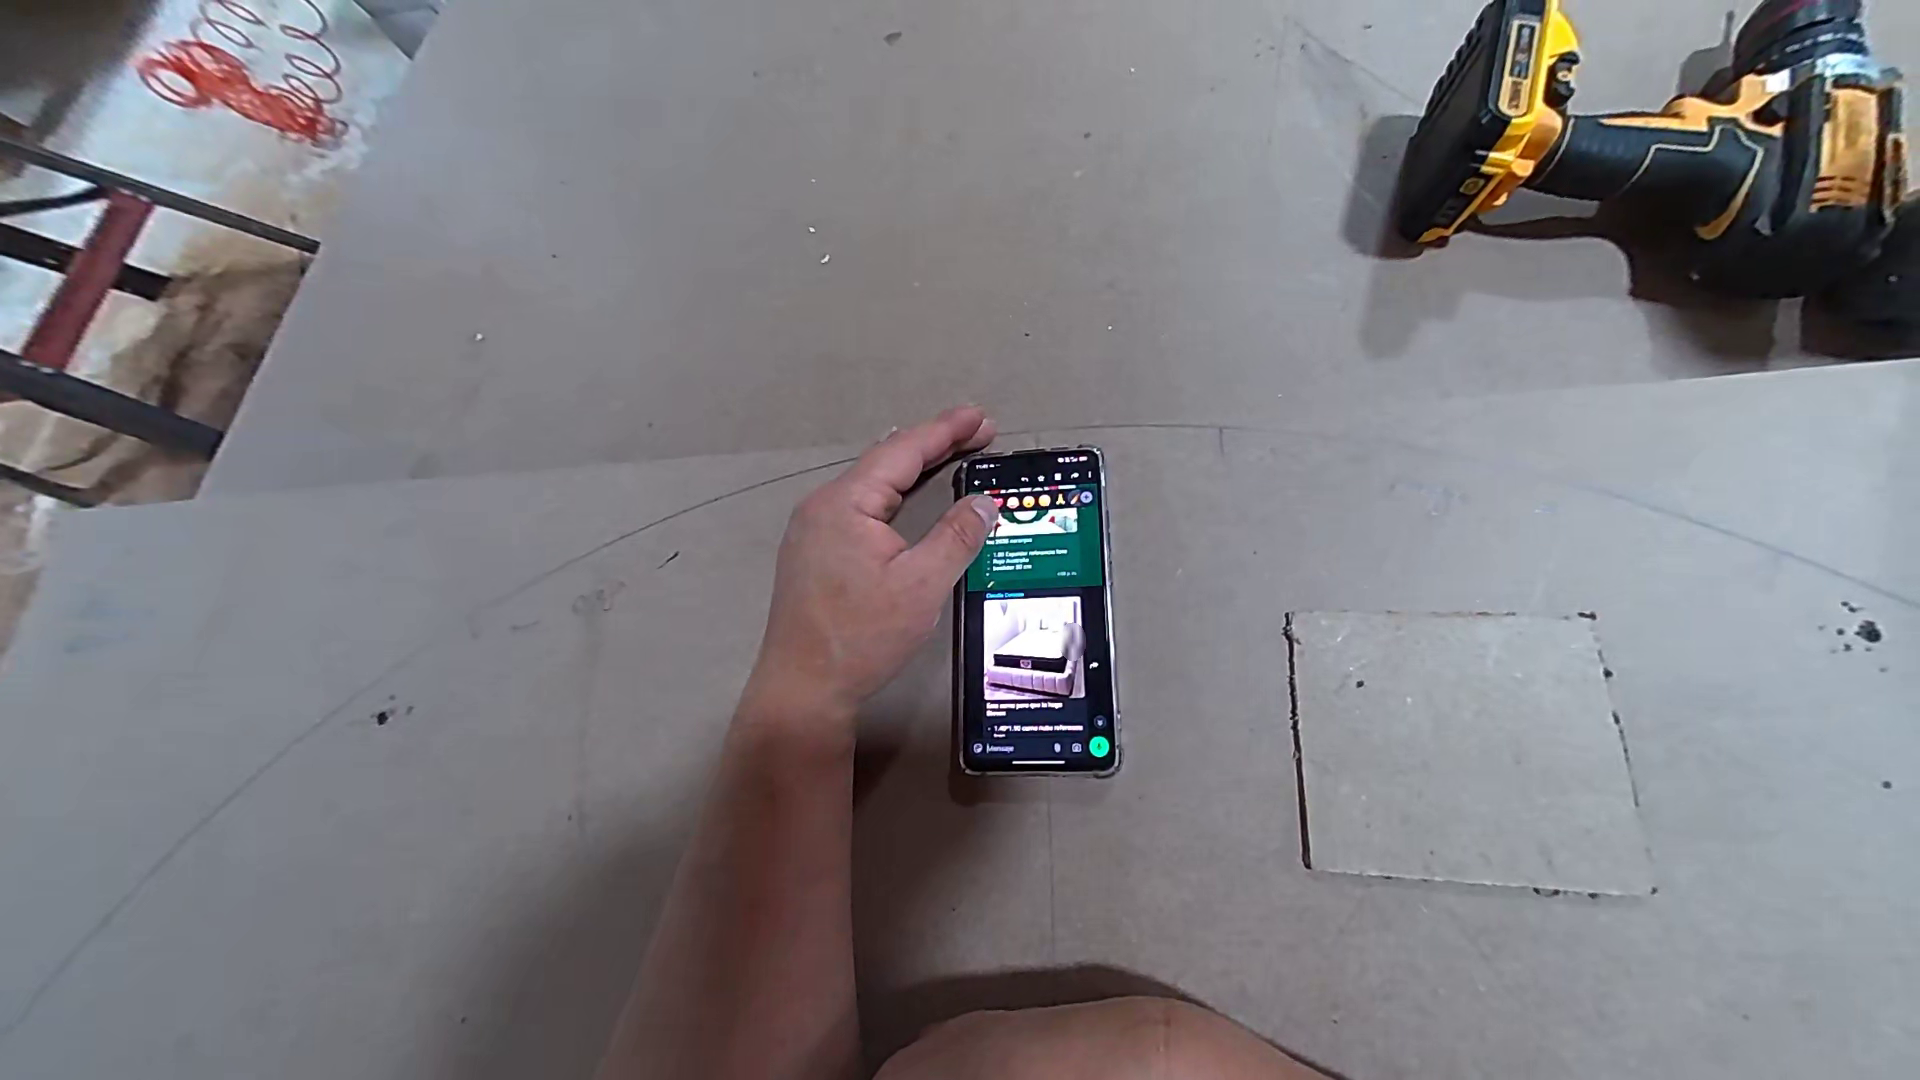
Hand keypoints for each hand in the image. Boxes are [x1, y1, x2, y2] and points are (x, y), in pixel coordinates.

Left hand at [742, 406, 1000, 730]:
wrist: (803, 688)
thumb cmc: (861, 636)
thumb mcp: (921, 586)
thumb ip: (956, 537)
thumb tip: (985, 501)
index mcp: (845, 504)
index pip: (903, 452)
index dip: (946, 431)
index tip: (981, 418)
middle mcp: (823, 507)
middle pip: (885, 464)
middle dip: (934, 446)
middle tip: (977, 435)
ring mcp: (813, 531)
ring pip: (871, 486)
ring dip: (912, 470)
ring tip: (950, 456)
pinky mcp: (814, 553)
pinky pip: (861, 509)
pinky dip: (893, 496)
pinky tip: (906, 499)